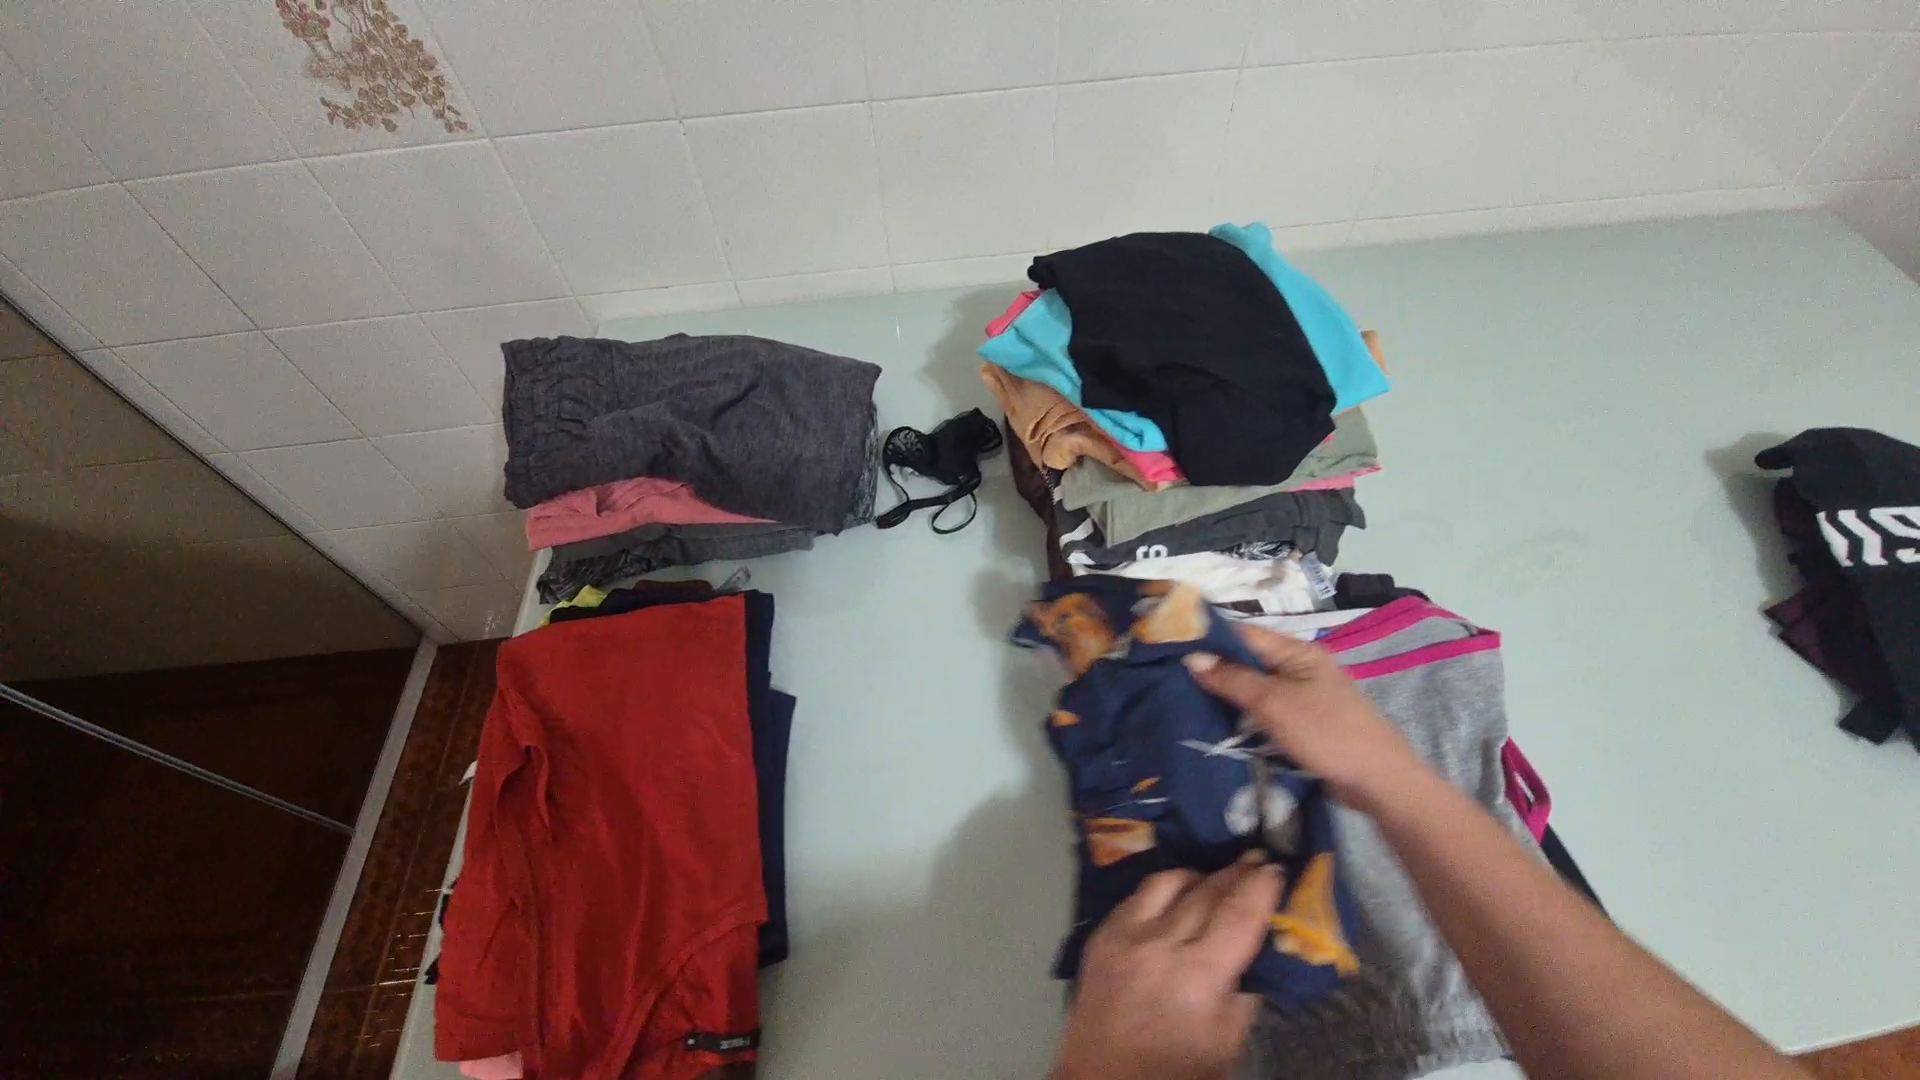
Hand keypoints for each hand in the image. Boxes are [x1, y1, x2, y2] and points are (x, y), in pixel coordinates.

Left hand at [1050, 855, 1284, 1079]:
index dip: (1261, 888)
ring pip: (1167, 882)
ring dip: (1197, 876)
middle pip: (1206, 892)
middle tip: (1257, 859)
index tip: (1277, 868)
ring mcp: (1126, 933)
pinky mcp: (1101, 933)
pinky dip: (1162, 891)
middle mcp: (1161, 943)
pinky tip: (1175, 895)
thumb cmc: (1175, 1073)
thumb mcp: (1226, 1043)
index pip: (1238, 915)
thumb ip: (1243, 992)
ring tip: (1217, 876)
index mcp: (1199, 976)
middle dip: (1236, 873)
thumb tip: (1256, 950)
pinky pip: (1137, 896)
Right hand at [1183, 624, 1426, 812]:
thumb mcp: (1273, 703)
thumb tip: (1192, 657)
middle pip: (1248, 659)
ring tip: (1187, 698)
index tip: (1172, 647)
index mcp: (1298, 651)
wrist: (1379, 783)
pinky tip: (1219, 721)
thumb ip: (1232, 679)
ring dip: (1227, 692)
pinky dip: (1244, 712)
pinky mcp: (1305, 720)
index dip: (1209, 638)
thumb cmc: (1327, 734)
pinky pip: (1266, 708)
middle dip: (1214, 667)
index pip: (1243, 634)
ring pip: (1255, 685)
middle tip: (1173, 676)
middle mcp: (1301, 666)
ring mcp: (1305, 694)